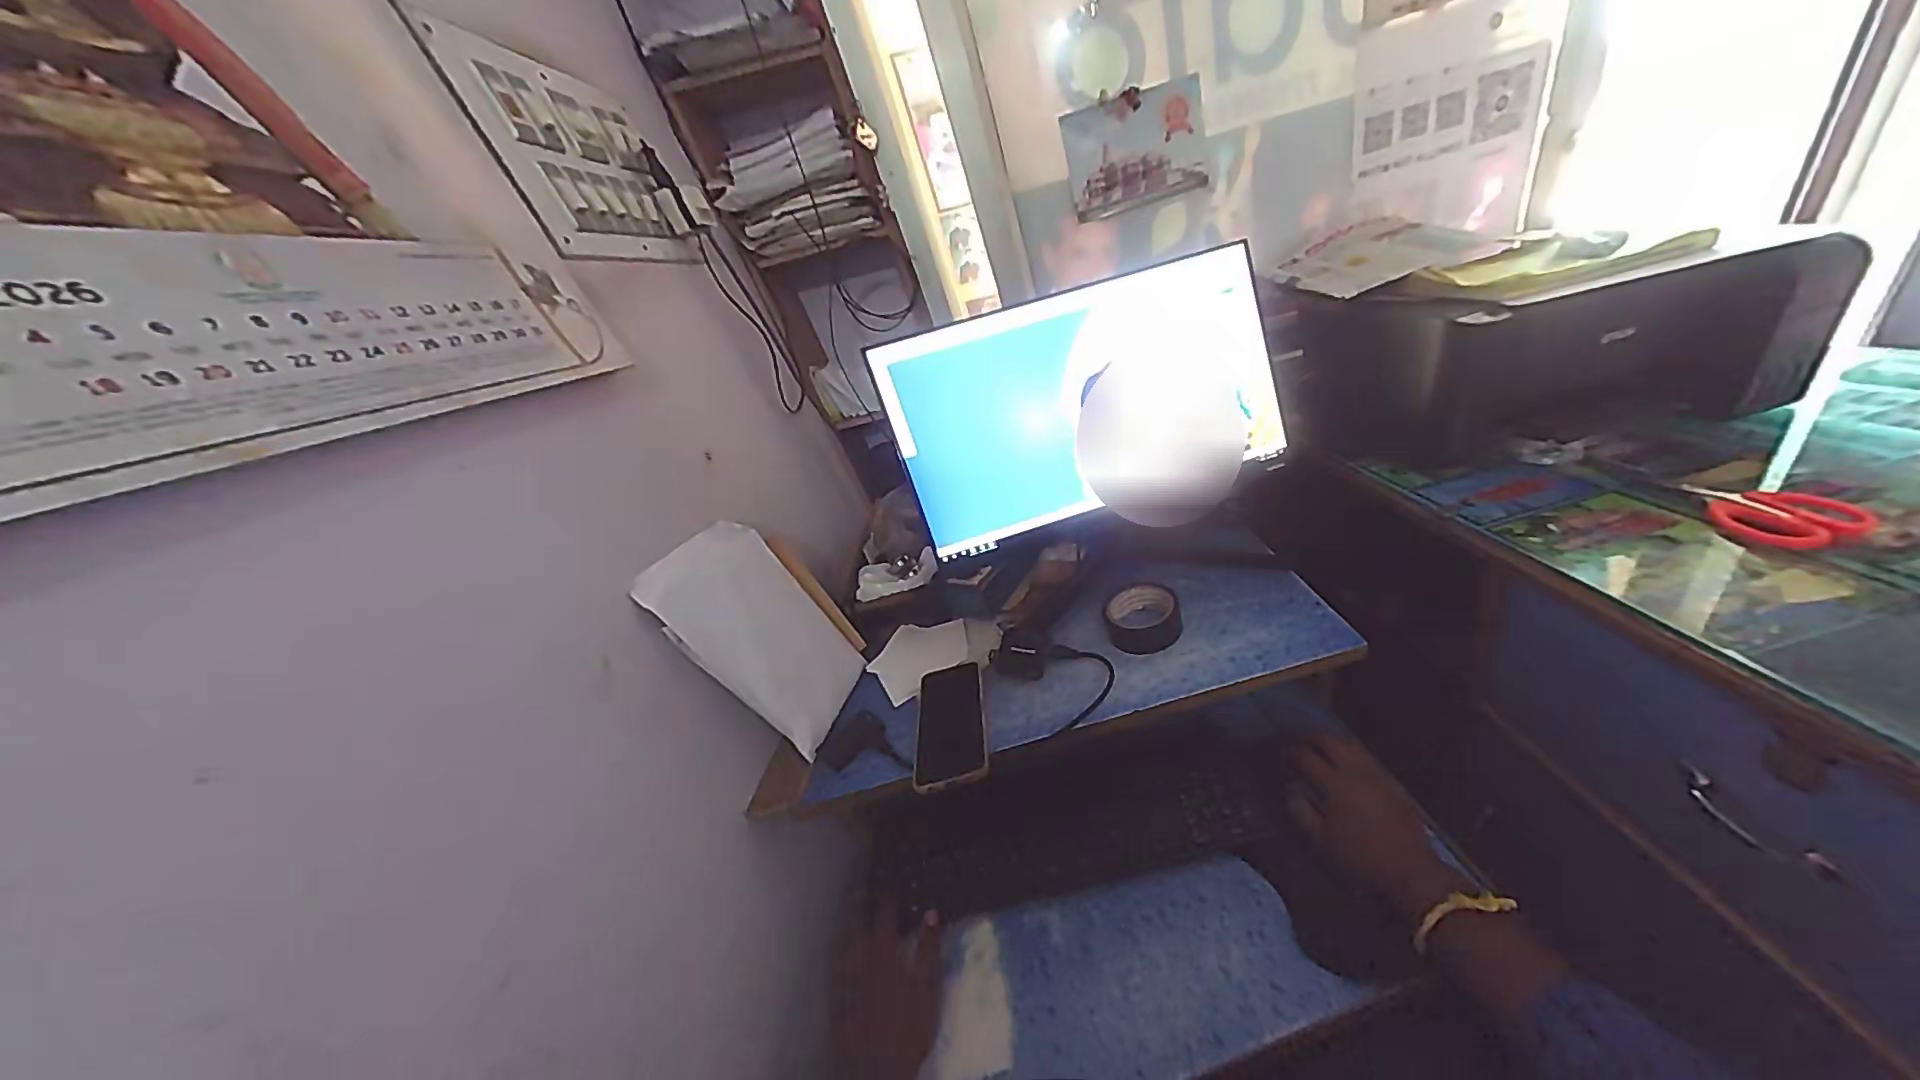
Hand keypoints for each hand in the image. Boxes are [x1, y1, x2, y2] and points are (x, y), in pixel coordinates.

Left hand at [833, 900, 943, 1079]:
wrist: (875, 1072)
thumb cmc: (909, 1031)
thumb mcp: (927, 991)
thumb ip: (929, 951)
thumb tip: (932, 913)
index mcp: (884, 955)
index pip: (884, 916)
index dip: (888, 897)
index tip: (893, 882)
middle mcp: (860, 960)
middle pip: (856, 922)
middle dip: (860, 901)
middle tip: (863, 883)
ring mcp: (844, 978)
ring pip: (842, 938)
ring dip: (847, 918)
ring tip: (851, 905)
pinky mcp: (835, 996)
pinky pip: (835, 958)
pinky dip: (839, 943)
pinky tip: (841, 943)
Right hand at [1285, 733, 1468, 919]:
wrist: (1411, 873)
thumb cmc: (1359, 858)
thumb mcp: (1320, 839)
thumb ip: (1300, 809)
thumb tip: (1292, 788)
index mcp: (1334, 783)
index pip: (1306, 756)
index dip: (1291, 751)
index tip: (1282, 752)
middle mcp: (1356, 772)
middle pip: (1331, 741)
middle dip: (1311, 737)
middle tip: (1299, 740)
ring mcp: (1378, 777)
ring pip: (1353, 746)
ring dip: (1334, 742)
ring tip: (1322, 748)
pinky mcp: (1394, 786)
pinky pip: (1368, 760)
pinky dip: (1352, 755)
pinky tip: (1348, 766)